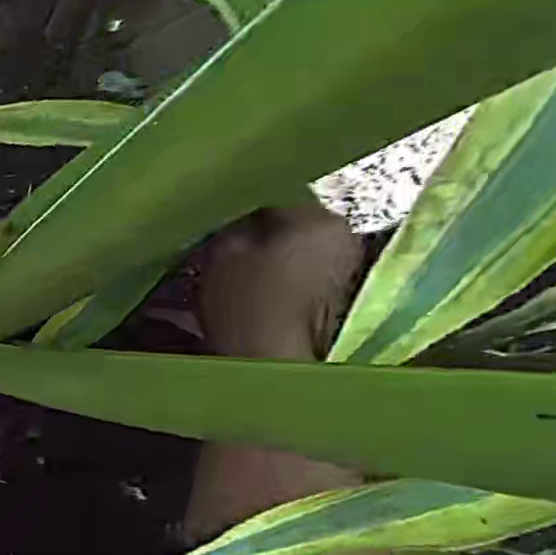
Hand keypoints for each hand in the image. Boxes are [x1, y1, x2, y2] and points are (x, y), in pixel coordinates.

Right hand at [200, 202, 362, 360]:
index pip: (272, 198)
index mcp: (317, 218)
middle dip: (256, 234)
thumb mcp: (220, 256)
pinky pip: (300, 269)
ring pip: (295, 247)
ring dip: (266, 256)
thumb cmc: (243, 303)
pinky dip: (276, 274)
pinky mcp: (334, 291)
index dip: (236, 212)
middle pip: (289, 223)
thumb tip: (234, 219)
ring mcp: (343, 264)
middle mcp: (341, 233)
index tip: (212, 229)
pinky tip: (253, 290)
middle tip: (220, 251)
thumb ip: (229, 228)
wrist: (271, 356)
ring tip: (234, 272)